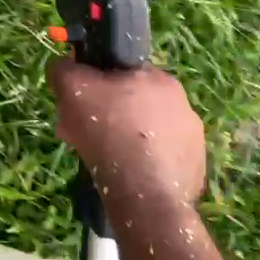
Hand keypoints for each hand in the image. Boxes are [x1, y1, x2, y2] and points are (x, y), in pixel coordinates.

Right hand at [47, 57, 205, 206]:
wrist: (143, 192)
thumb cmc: (107, 128)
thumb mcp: (69, 84)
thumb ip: (64, 66)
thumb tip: (67, 66)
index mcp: (160, 79)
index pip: (120, 72)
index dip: (94, 83)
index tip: (79, 100)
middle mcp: (183, 105)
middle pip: (130, 102)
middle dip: (102, 113)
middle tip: (81, 128)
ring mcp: (194, 141)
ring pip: (143, 130)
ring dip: (119, 135)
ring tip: (96, 152)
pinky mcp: (195, 169)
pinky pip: (158, 156)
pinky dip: (138, 159)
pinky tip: (120, 169)